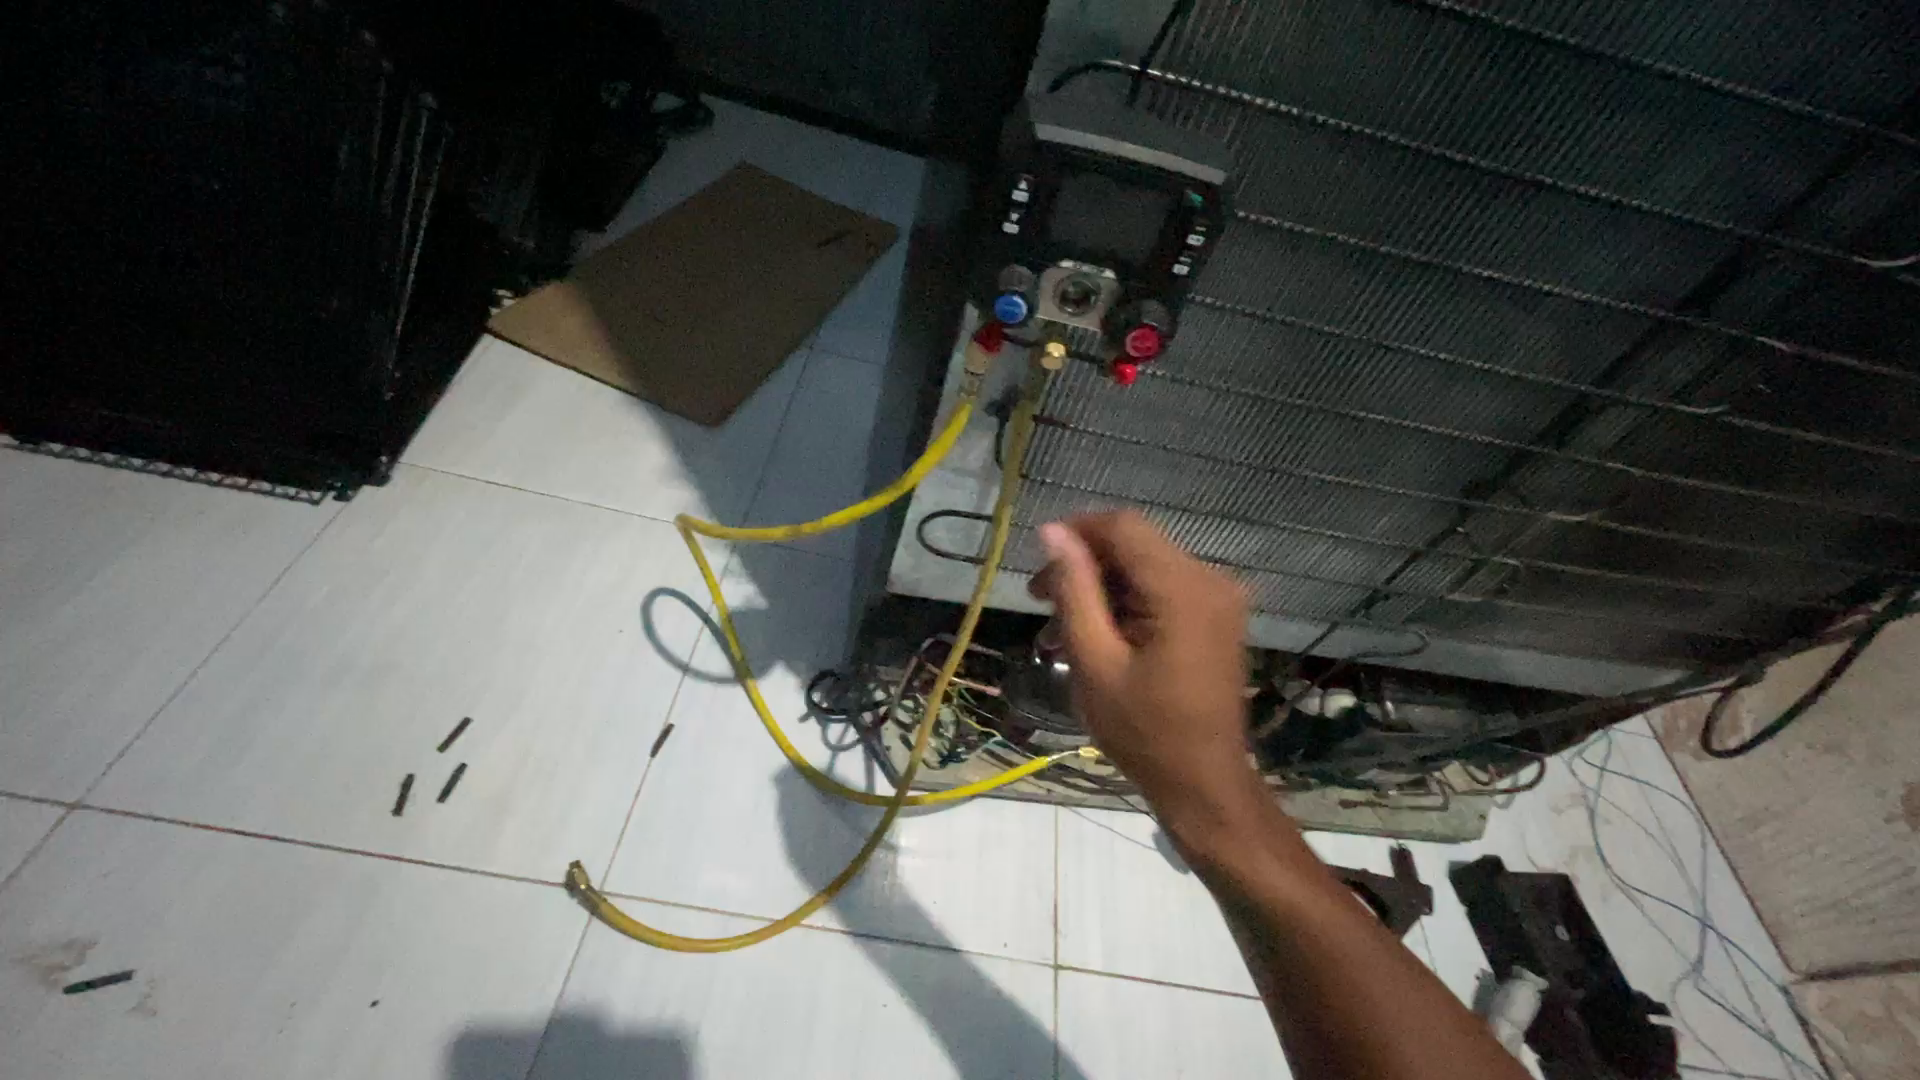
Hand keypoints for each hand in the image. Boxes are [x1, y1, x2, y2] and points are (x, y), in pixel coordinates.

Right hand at [1028, 512, 1257, 824]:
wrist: (1203, 782)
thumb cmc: (1143, 730)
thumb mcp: (1095, 661)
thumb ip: (1075, 590)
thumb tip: (1052, 532)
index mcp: (1183, 589)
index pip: (1124, 527)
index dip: (1076, 532)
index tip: (1037, 561)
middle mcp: (1210, 580)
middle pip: (1136, 544)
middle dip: (1085, 564)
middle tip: (1041, 601)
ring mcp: (1219, 597)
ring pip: (1146, 565)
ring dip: (1101, 586)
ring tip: (1061, 628)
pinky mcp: (1216, 615)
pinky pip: (1163, 587)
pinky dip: (1127, 601)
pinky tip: (1097, 633)